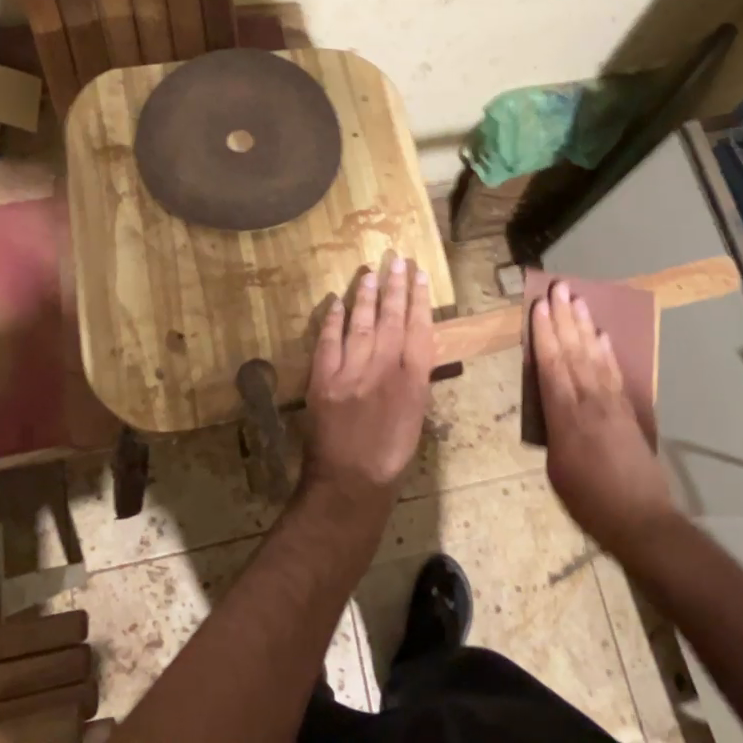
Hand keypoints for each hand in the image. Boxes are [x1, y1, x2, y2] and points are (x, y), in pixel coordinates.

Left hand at [304, 257, 433, 498]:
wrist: (351, 482)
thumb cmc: (390, 457)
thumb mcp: (415, 418)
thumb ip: (413, 381)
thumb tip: (411, 349)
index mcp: (412, 381)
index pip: (418, 329)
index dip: (418, 300)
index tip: (419, 275)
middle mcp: (383, 370)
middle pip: (390, 319)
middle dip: (394, 288)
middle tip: (396, 260)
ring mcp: (351, 373)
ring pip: (360, 324)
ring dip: (365, 296)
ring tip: (370, 272)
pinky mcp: (323, 381)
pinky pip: (328, 343)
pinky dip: (332, 321)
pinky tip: (336, 302)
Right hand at [534, 282, 676, 555]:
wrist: (640, 519)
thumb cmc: (588, 501)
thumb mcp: (556, 469)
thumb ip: (553, 430)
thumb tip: (550, 404)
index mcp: (565, 419)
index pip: (551, 366)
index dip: (544, 334)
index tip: (538, 306)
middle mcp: (589, 403)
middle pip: (573, 352)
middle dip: (564, 318)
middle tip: (559, 287)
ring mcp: (612, 405)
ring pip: (594, 356)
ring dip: (584, 326)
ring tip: (577, 300)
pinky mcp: (628, 411)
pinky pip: (614, 373)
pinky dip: (606, 351)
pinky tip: (600, 335)